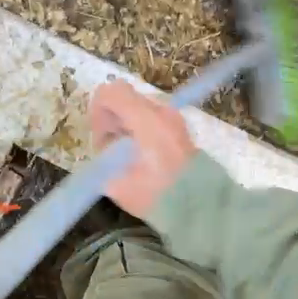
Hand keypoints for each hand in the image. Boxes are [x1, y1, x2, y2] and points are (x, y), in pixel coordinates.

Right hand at [90, 81, 195, 219]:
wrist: (200, 205)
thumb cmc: (158, 195)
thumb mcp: (118, 185)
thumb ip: (103, 163)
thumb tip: (103, 155)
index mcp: (146, 120)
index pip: (110, 93)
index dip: (97, 112)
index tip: (101, 140)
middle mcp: (161, 111)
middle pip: (124, 98)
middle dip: (110, 120)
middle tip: (109, 150)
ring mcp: (173, 118)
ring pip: (137, 107)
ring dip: (124, 125)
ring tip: (124, 155)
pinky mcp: (179, 128)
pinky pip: (150, 117)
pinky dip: (138, 129)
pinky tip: (139, 155)